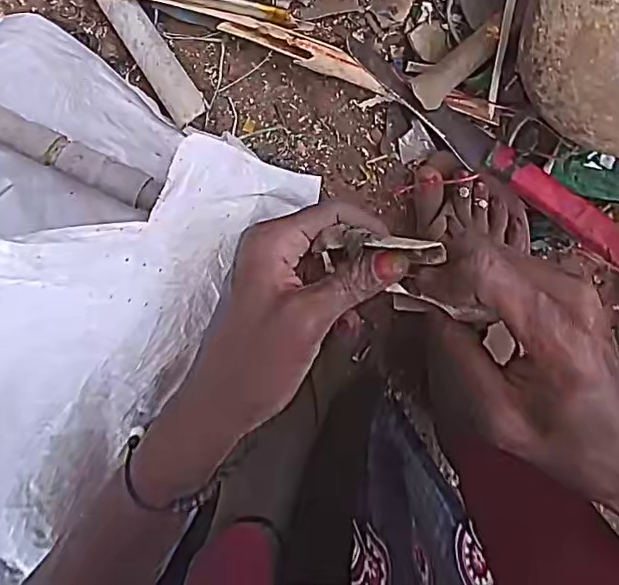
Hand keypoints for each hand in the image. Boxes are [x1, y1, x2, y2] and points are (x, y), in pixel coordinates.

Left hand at [166, 201, 409, 445]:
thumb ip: (355, 282)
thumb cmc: (255, 362)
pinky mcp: (278, 287)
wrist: (219, 406)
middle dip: (362, 257)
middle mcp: (271, 243)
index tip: (398, 251)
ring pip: (329, 256)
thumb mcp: (312, 317)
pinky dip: (337, 295)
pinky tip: (347, 322)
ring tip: (366, 310)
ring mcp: (273, 265)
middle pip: (331, 232)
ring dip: (352, 281)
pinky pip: (318, 277)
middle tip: (391, 283)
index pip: (331, 211)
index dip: (369, 226)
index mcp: (272, 239)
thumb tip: (394, 259)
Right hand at [426, 237, 618, 512]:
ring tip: (457, 313)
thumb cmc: (572, 446)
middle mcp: (569, 291)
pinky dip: (484, 277)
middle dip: (448, 270)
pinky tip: (483, 312)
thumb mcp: (501, 419)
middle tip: (429, 302)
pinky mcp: (570, 278)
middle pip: (486, 250)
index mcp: (558, 331)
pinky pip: (510, 260)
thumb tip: (426, 304)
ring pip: (495, 250)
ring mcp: (573, 279)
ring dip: (464, 273)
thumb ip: (457, 356)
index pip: (485, 266)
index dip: (440, 271)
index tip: (417, 292)